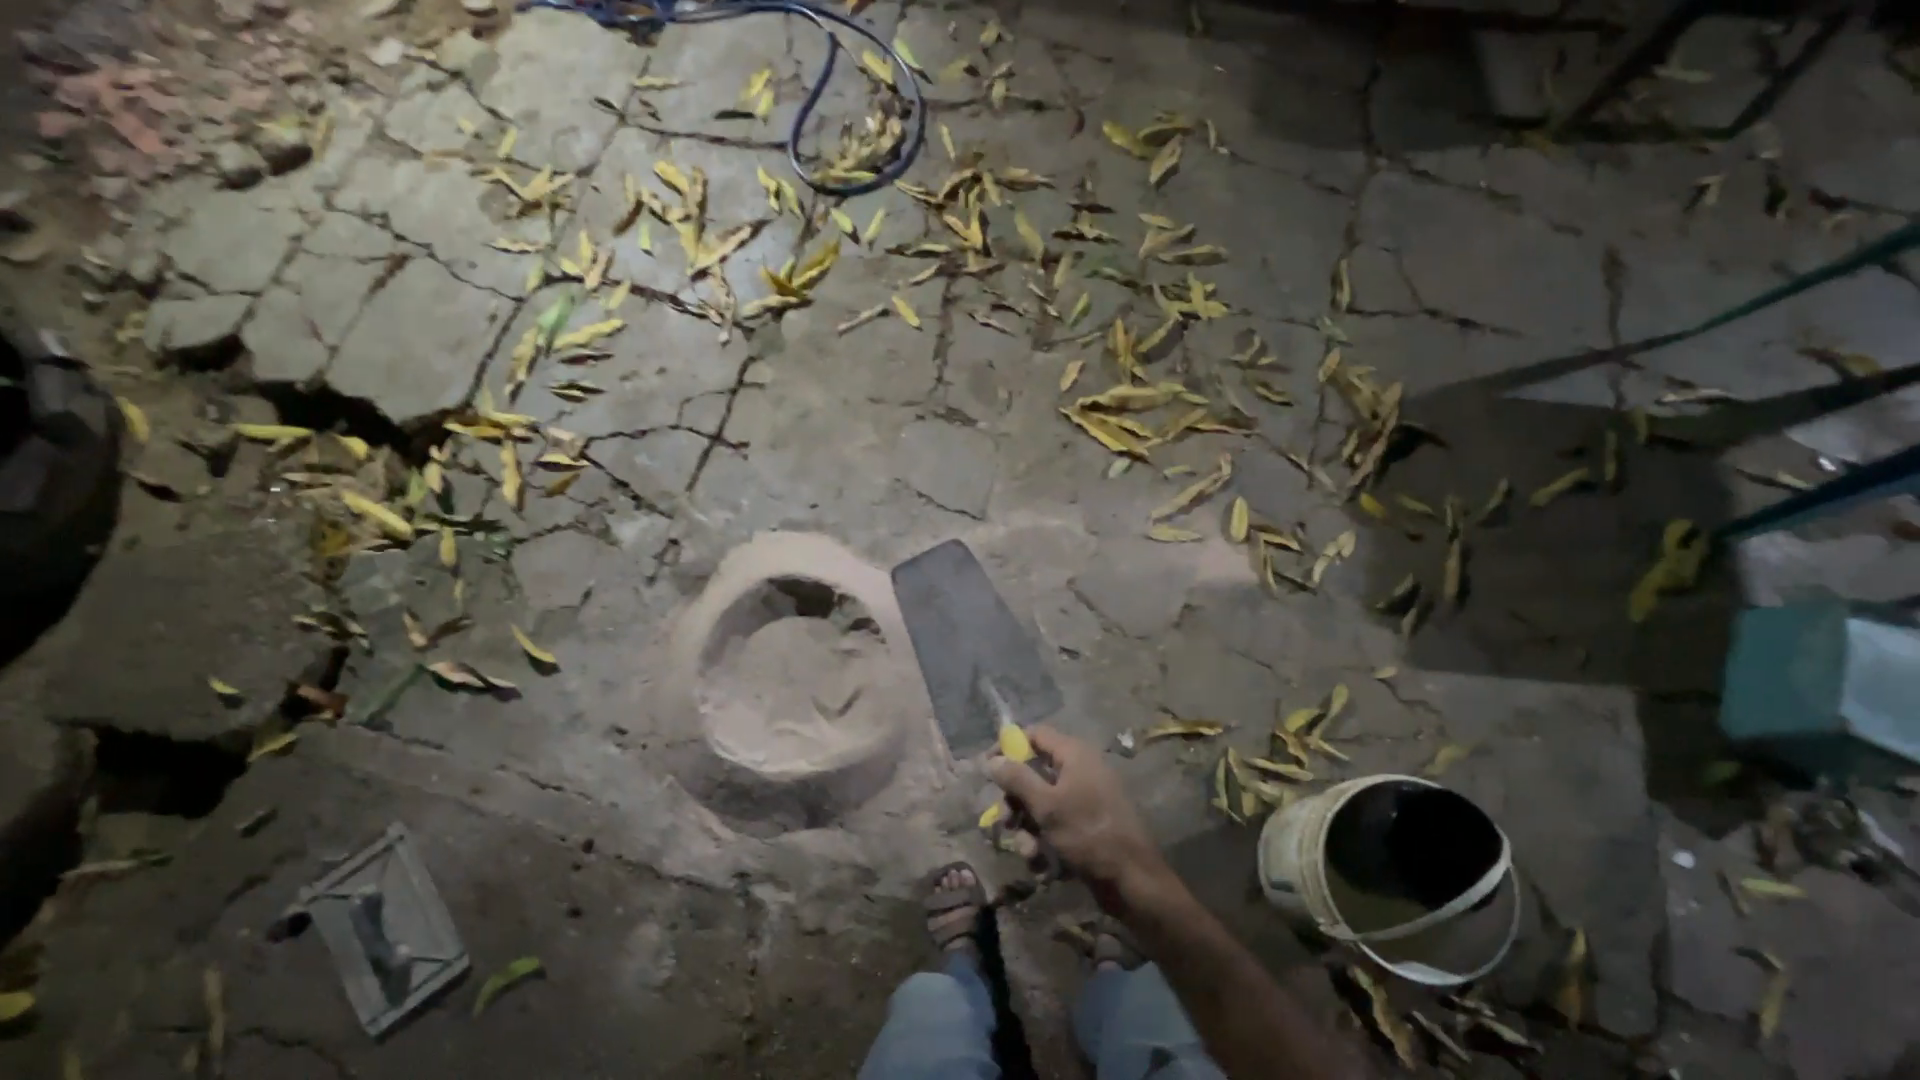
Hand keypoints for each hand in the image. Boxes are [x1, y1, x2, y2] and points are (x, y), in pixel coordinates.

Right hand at [988, 726, 1167, 911]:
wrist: (1131, 879)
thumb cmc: (1088, 833)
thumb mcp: (1047, 806)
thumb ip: (1017, 779)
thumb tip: (992, 759)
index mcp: (1075, 755)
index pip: (1035, 735)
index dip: (1009, 748)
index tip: (988, 770)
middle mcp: (1080, 771)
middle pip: (1034, 773)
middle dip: (1016, 801)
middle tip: (1005, 822)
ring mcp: (1085, 799)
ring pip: (1042, 805)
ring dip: (1028, 829)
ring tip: (1030, 853)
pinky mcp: (1087, 825)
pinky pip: (1056, 825)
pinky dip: (1045, 842)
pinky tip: (1043, 865)